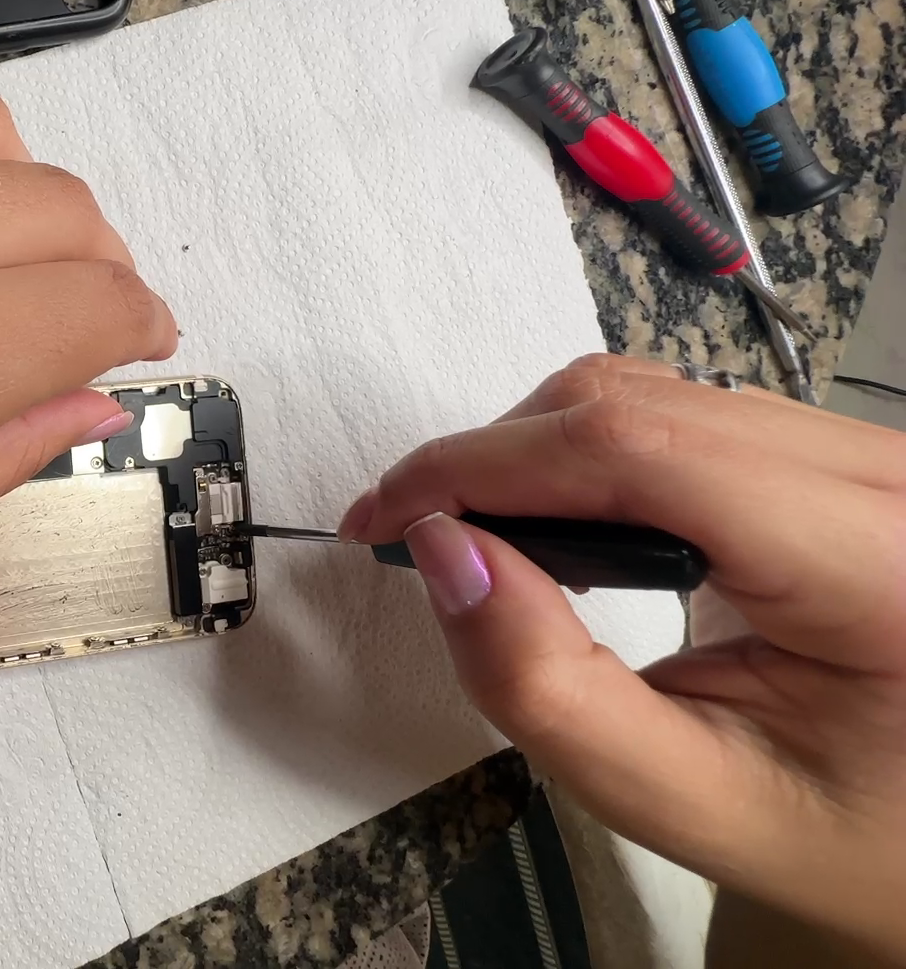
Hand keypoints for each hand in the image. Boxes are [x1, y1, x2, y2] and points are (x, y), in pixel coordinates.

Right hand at [338, 354, 905, 958]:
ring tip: (480, 536)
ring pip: (632, 394)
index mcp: (883, 566)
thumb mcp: (676, 795)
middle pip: (619, 405)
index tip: (376, 524)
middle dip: (478, 462)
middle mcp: (890, 479)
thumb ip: (536, 679)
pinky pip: (662, 411)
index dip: (468, 466)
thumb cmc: (848, 837)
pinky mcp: (832, 457)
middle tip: (413, 539)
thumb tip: (437, 544)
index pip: (626, 450)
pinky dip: (565, 452)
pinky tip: (553, 521)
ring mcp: (870, 456)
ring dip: (516, 455)